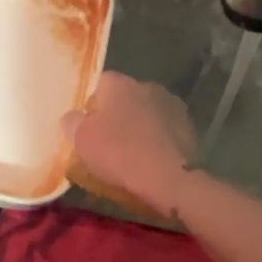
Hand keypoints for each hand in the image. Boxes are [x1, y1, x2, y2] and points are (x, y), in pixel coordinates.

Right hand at [61, 72, 198, 213]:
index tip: (86, 125)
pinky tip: (152, 158)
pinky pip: (164, 129)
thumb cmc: (119, 154)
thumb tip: (73, 117)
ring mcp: (171, 104)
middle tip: (107, 140)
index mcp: (119, 84)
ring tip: (132, 152)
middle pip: (125, 97)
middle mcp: (147, 86)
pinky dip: (157, 139)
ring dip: (139, 125)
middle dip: (117, 113)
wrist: (170, 178)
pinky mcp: (189, 125)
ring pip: (147, 112)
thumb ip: (72, 123)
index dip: (91, 104)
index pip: (99, 83)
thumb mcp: (82, 141)